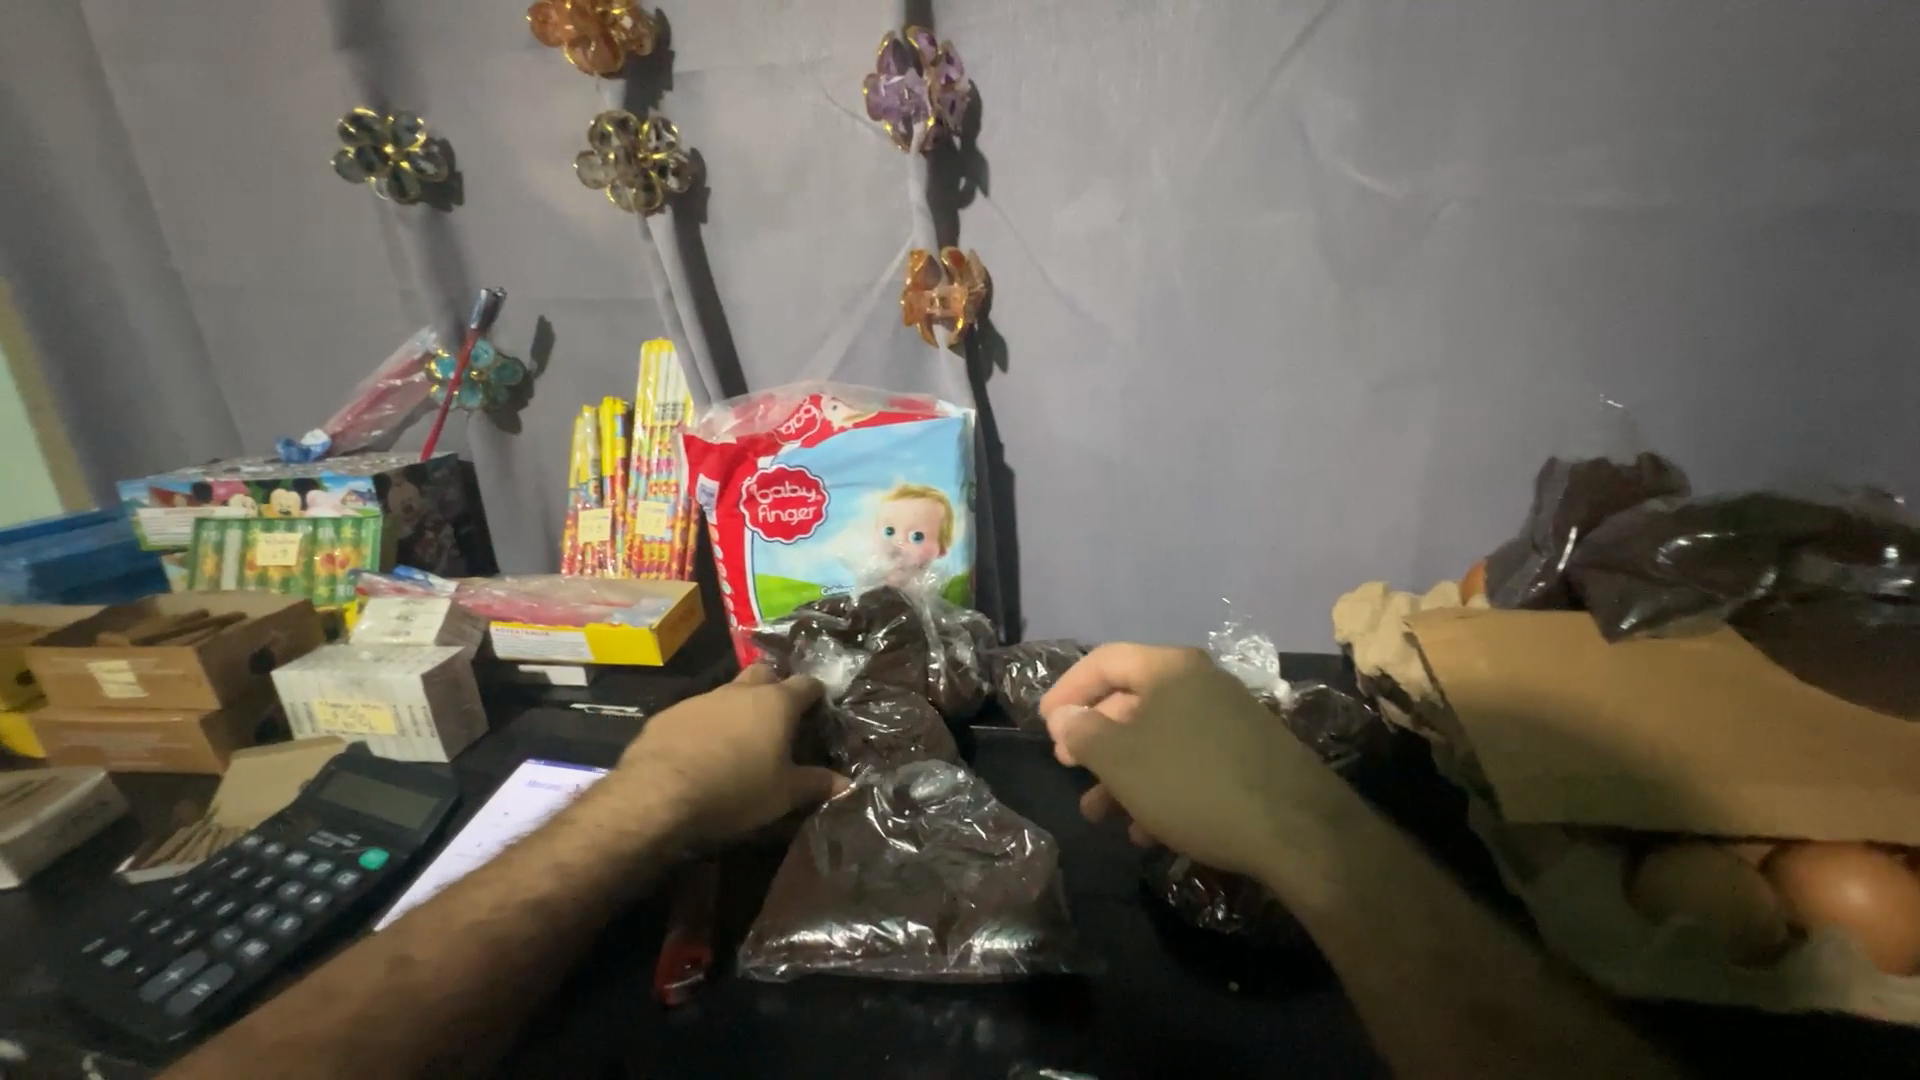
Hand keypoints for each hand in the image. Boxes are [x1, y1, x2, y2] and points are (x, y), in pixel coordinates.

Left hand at [612, 665, 846, 846]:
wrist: (657, 794)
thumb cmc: (735, 790)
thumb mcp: (784, 794)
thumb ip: (816, 784)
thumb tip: (847, 783)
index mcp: (776, 703)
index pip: (807, 684)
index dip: (815, 694)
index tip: (818, 709)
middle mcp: (741, 691)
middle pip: (765, 674)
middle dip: (774, 687)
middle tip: (778, 718)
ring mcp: (702, 699)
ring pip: (728, 693)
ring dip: (736, 709)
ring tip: (737, 741)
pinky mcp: (669, 715)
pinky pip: (695, 713)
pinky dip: (704, 727)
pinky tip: (699, 754)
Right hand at [1041, 644, 1336, 877]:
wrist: (1300, 832)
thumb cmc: (1193, 783)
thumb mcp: (1122, 760)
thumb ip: (1083, 732)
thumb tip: (1064, 717)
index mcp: (1170, 669)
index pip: (1104, 661)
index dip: (1067, 689)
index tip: (1043, 724)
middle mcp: (1201, 684)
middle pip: (1131, 700)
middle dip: (1095, 739)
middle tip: (1069, 766)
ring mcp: (1229, 720)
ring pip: (1158, 739)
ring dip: (1122, 773)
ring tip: (1099, 813)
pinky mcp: (1248, 757)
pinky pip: (1188, 763)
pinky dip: (1159, 788)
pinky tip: (1147, 831)